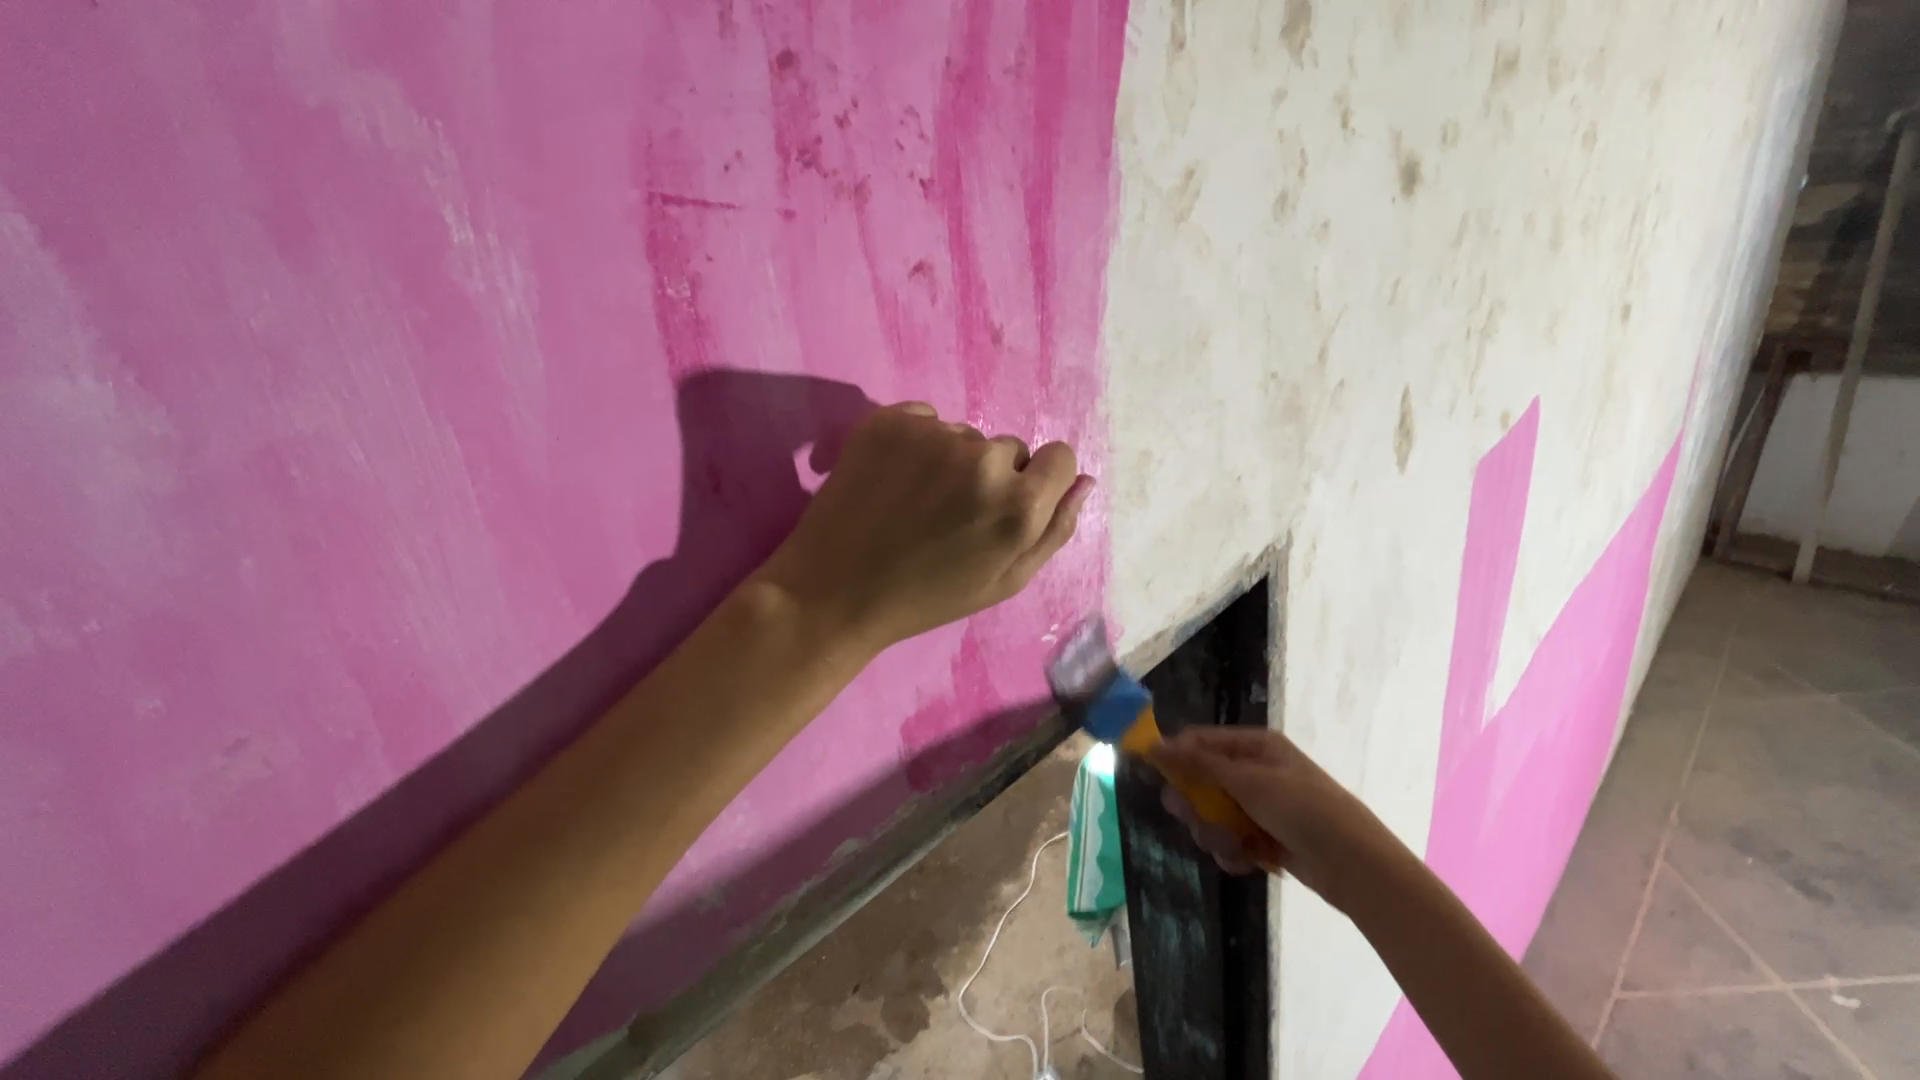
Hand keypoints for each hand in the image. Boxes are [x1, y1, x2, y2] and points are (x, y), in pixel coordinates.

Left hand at [753, 402, 1092, 651]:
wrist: (834, 590)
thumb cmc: (926, 597)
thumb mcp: (1005, 582)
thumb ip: (1054, 531)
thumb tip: (1084, 481)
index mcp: (1019, 505)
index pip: (1059, 456)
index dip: (1036, 482)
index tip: (1005, 506)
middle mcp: (983, 459)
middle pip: (1009, 448)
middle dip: (992, 476)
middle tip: (950, 516)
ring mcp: (934, 435)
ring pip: (964, 436)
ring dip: (951, 461)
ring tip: (914, 503)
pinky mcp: (890, 421)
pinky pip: (925, 420)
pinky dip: (916, 444)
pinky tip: (893, 481)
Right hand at [1151, 727, 1397, 908]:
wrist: (1354, 864)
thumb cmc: (1302, 809)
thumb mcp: (1247, 781)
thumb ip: (1197, 764)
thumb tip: (1152, 744)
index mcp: (1254, 746)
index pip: (1199, 741)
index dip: (1176, 757)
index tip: (1155, 778)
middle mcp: (1254, 771)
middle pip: (1200, 781)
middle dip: (1195, 805)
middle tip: (1194, 818)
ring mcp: (1259, 807)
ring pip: (1212, 815)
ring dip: (1215, 833)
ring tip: (1234, 847)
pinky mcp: (1264, 838)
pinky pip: (1230, 840)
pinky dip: (1233, 852)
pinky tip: (1248, 861)